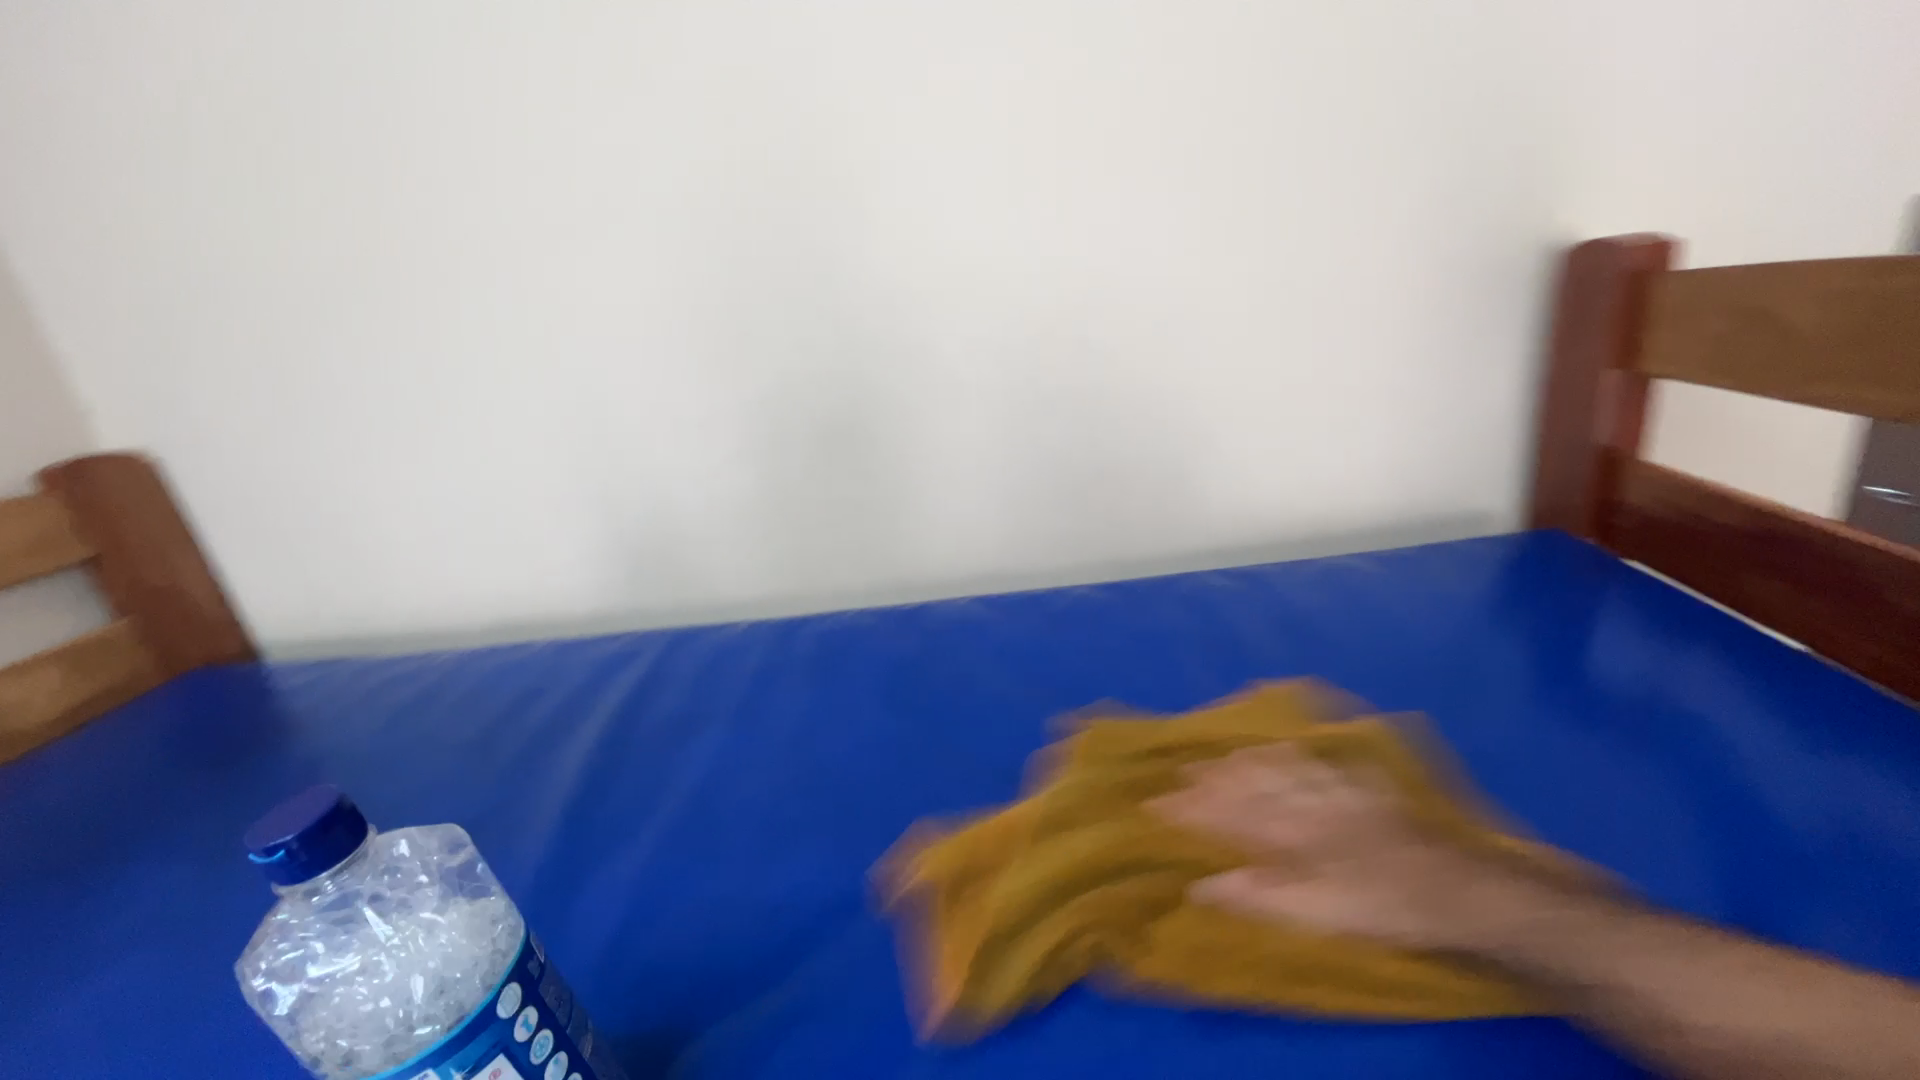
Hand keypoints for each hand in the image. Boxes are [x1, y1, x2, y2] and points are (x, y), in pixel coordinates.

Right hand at [1148, 744, 1549, 952]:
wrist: (1463, 888)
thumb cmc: (1386, 908)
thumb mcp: (1320, 914)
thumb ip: (1258, 896)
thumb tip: (1199, 884)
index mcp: (1294, 832)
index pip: (1229, 815)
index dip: (1191, 809)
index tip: (1155, 803)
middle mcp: (1308, 800)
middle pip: (1249, 783)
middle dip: (1209, 778)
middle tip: (1177, 771)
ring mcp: (1336, 788)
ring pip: (1276, 765)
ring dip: (1239, 760)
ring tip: (1212, 756)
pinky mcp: (1363, 785)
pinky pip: (1313, 758)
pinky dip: (1285, 750)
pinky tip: (1277, 746)